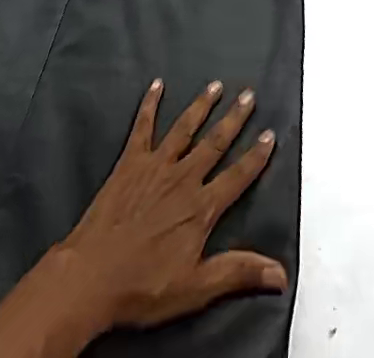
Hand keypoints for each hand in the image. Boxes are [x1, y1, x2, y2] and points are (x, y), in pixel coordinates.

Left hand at [0, 80, 283, 357]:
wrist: (92, 274)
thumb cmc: (144, 285)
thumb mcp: (196, 288)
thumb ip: (238, 272)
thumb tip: (281, 274)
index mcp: (200, 209)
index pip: (237, 177)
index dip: (256, 156)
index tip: (270, 134)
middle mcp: (181, 179)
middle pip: (214, 143)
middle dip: (234, 119)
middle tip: (248, 95)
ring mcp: (154, 166)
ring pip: (184, 128)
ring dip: (201, 105)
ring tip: (215, 86)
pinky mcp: (129, 162)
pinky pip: (142, 127)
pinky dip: (150, 104)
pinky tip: (156, 85)